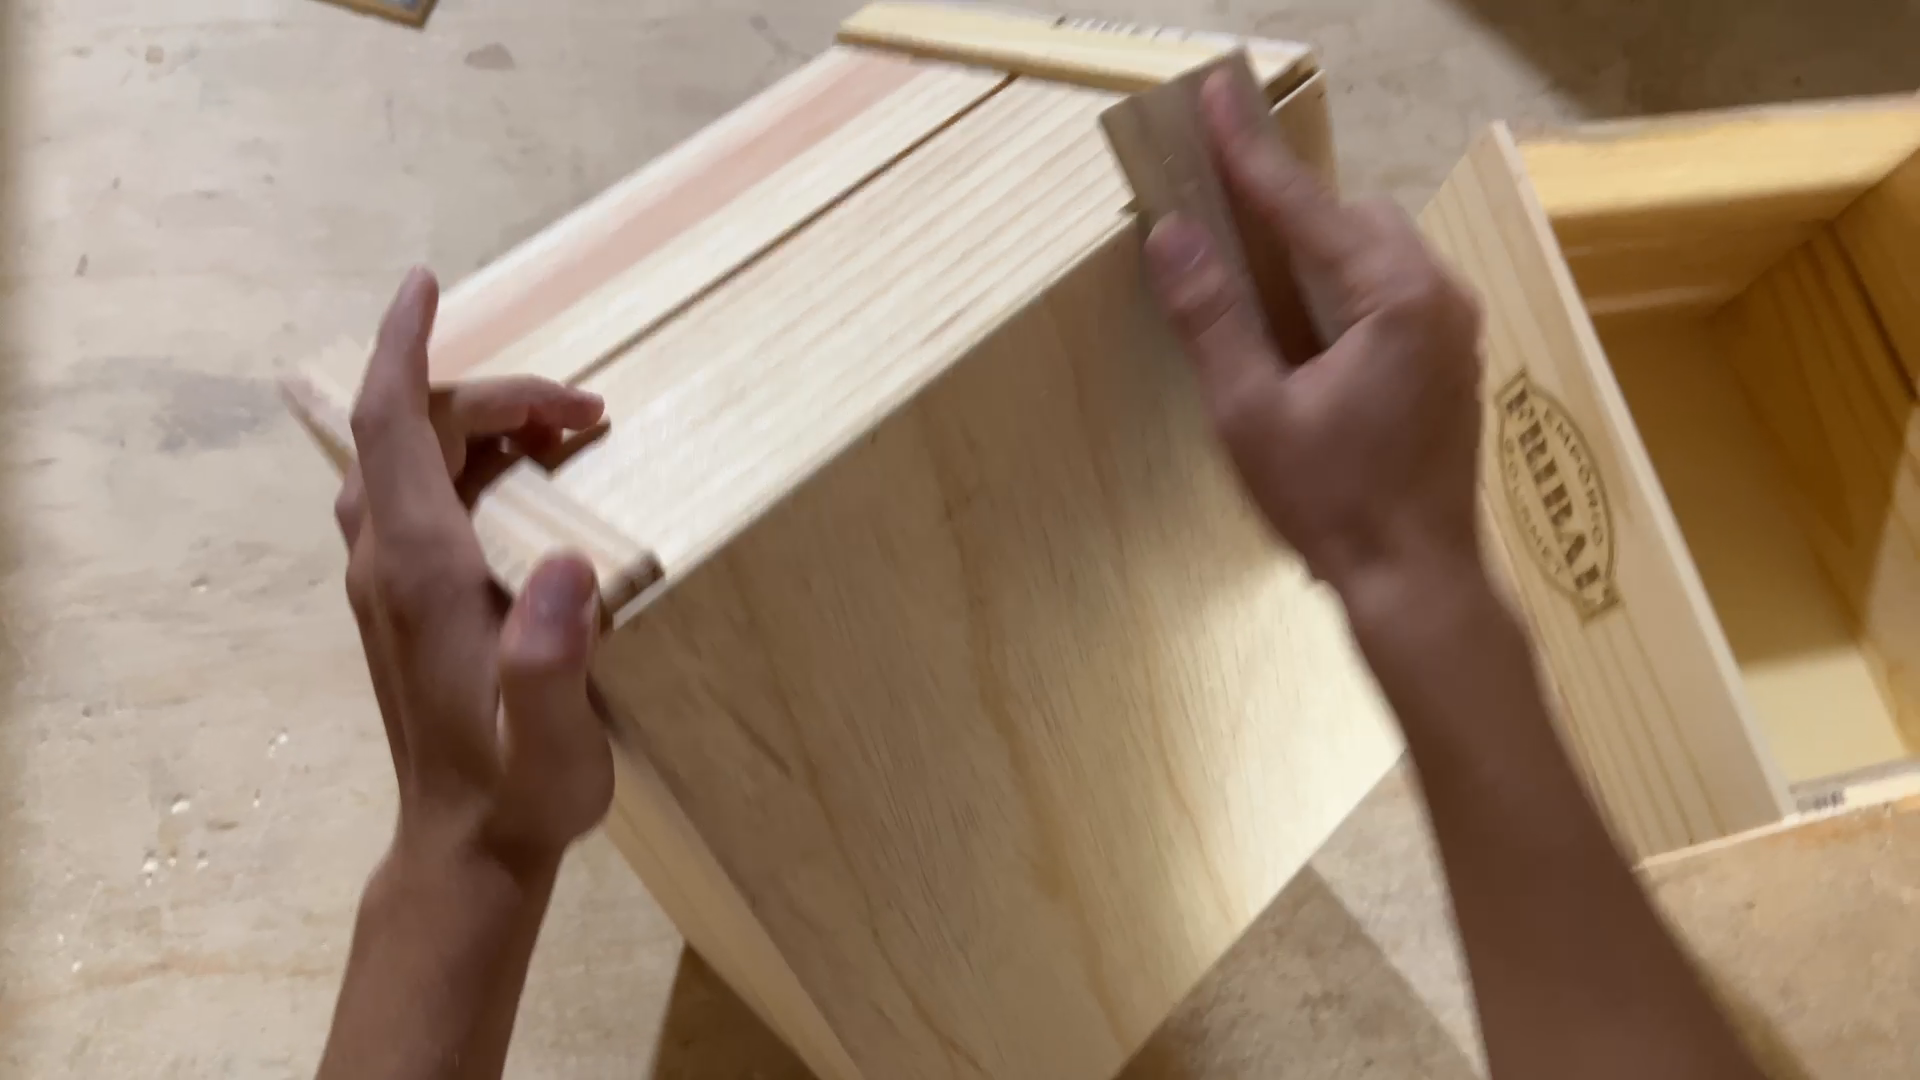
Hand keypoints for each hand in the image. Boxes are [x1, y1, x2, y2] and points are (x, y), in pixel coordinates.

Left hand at [335, 268, 614, 876]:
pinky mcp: (405, 598)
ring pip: (410, 461)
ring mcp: (388, 582)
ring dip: (482, 422)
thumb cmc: (523, 788)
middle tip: (591, 411)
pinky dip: (466, 458)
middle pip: (414, 434)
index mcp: (422, 573)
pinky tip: (521, 476)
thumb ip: (551, 657)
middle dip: (498, 396)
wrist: (466, 842)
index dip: (406, 351)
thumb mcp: (553, 736)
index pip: (397, 431)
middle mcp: (388, 563)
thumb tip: (568, 561)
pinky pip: (418, 495)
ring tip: (567, 429)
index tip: (426, 285)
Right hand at [1143, 71, 1483, 599]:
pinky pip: (1386, 295)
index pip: (1306, 206)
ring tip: (1254, 287)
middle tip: (1223, 222)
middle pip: (1351, 220)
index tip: (1215, 95)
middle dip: (1285, 211)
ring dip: (1310, 255)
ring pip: (1372, 256)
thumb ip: (1212, 319)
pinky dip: (1336, 291)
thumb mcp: (1249, 412)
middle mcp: (1439, 295)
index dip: (1249, 152)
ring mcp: (1452, 330)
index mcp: (1395, 296)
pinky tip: (1301, 335)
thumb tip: (1171, 236)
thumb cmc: (1328, 500)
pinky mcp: (1446, 362)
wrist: (1412, 579)